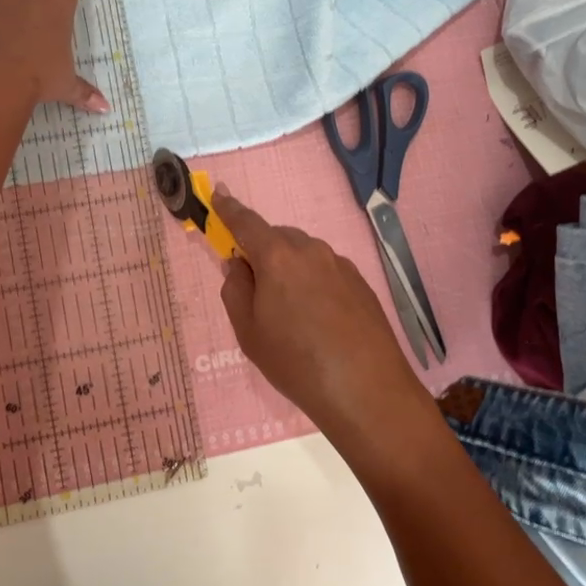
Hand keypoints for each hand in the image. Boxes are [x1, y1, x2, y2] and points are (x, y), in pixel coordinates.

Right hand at [212, 190, 424, 441]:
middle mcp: (311, 251)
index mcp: (277, 257)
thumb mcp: (248, 331)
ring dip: (290, 269)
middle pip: (277, 237)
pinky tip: (319, 321)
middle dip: (262, 251)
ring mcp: (341, 265)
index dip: (228, 209)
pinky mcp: (362, 284)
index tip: (217, 194)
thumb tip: (239, 264)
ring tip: (291, 314)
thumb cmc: (296, 362)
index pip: (245, 222)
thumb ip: (235, 289)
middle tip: (256, 288)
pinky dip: (314, 283)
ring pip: (304, 255)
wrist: (367, 392)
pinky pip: (326, 272)